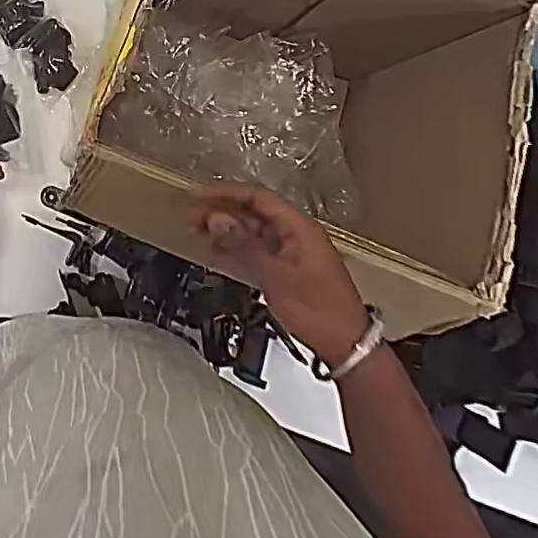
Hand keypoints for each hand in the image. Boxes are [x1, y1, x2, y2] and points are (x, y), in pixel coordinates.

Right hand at [189, 183, 370, 366]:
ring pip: (254, 233)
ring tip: (199, 233)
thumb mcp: (274, 276)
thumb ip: (243, 246)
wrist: (345, 344)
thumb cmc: (318, 310)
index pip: (258, 197)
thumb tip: (218, 220)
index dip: (226, 193)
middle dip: (222, 213)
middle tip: (192, 217)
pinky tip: (219, 253)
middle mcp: (296, 234)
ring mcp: (293, 252)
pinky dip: (239, 251)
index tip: (199, 196)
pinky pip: (259, 252)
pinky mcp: (290, 270)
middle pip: (254, 214)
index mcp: (299, 227)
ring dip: (228, 232)